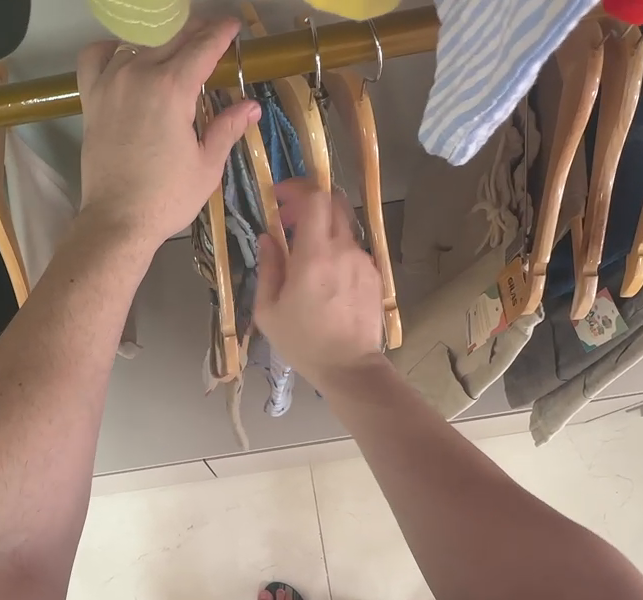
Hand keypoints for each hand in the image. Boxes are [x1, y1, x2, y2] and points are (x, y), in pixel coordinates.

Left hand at [74, 19, 258, 249]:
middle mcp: (139, 74)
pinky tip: (124, 58)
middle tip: (211, 36)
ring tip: (174, 54)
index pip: (203, 46)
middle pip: (173, 37)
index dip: (222, 33)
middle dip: (196, 32)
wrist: (118, 221)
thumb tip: (251, 106)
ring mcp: (111, 83)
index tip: (234, 27)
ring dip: (161, 43)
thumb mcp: (206, 167)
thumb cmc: (166, 199)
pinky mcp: (92, 99)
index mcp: (172, 89)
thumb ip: (227, 128)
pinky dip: (111, 50)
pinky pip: (96, 58)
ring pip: (139, 45)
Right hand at [253, 179, 386, 388]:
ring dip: (323, 232)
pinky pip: (353, 252)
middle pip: (334, 202)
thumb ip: (268, 268)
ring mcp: (363, 261)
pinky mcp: (375, 275)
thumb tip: (267, 238)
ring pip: (344, 228)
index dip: (297, 188)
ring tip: (307, 259)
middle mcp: (343, 250)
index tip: (279, 197)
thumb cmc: (303, 343)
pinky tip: (327, 281)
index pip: (314, 197)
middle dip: (310, 203)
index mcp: (314, 255)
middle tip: (290, 222)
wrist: (349, 367)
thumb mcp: (269, 311)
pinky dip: (338, 254)